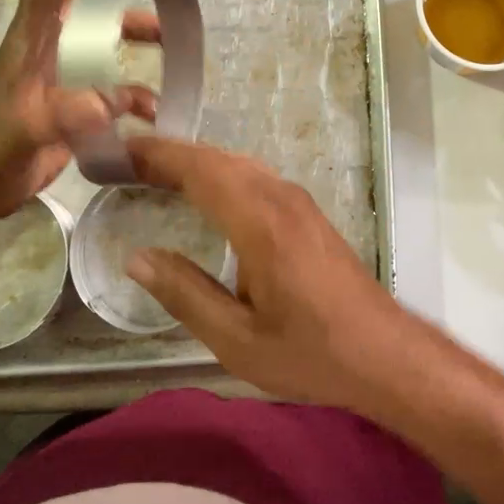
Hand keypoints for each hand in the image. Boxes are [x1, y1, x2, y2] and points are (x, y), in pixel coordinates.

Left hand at [0, 0, 158, 235]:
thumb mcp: (21, 130)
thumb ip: (64, 113)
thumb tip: (110, 102)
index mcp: (30, 37)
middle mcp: (48, 44)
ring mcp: (62, 73)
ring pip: (105, 38)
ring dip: (137, 34)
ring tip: (170, 43)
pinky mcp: (74, 102)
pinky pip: (113, 86)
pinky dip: (136, 93)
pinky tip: (155, 110)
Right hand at [124, 136, 441, 410]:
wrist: (383, 353)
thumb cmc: (309, 352)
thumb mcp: (236, 338)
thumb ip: (185, 294)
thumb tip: (136, 257)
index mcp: (259, 222)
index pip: (201, 170)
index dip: (158, 155)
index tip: (120, 151)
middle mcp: (280, 199)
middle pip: (219, 160)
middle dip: (172, 154)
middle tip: (126, 161)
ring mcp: (299, 203)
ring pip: (240, 165)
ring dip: (198, 162)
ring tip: (156, 173)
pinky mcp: (308, 214)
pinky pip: (257, 178)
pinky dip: (222, 175)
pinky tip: (207, 194)